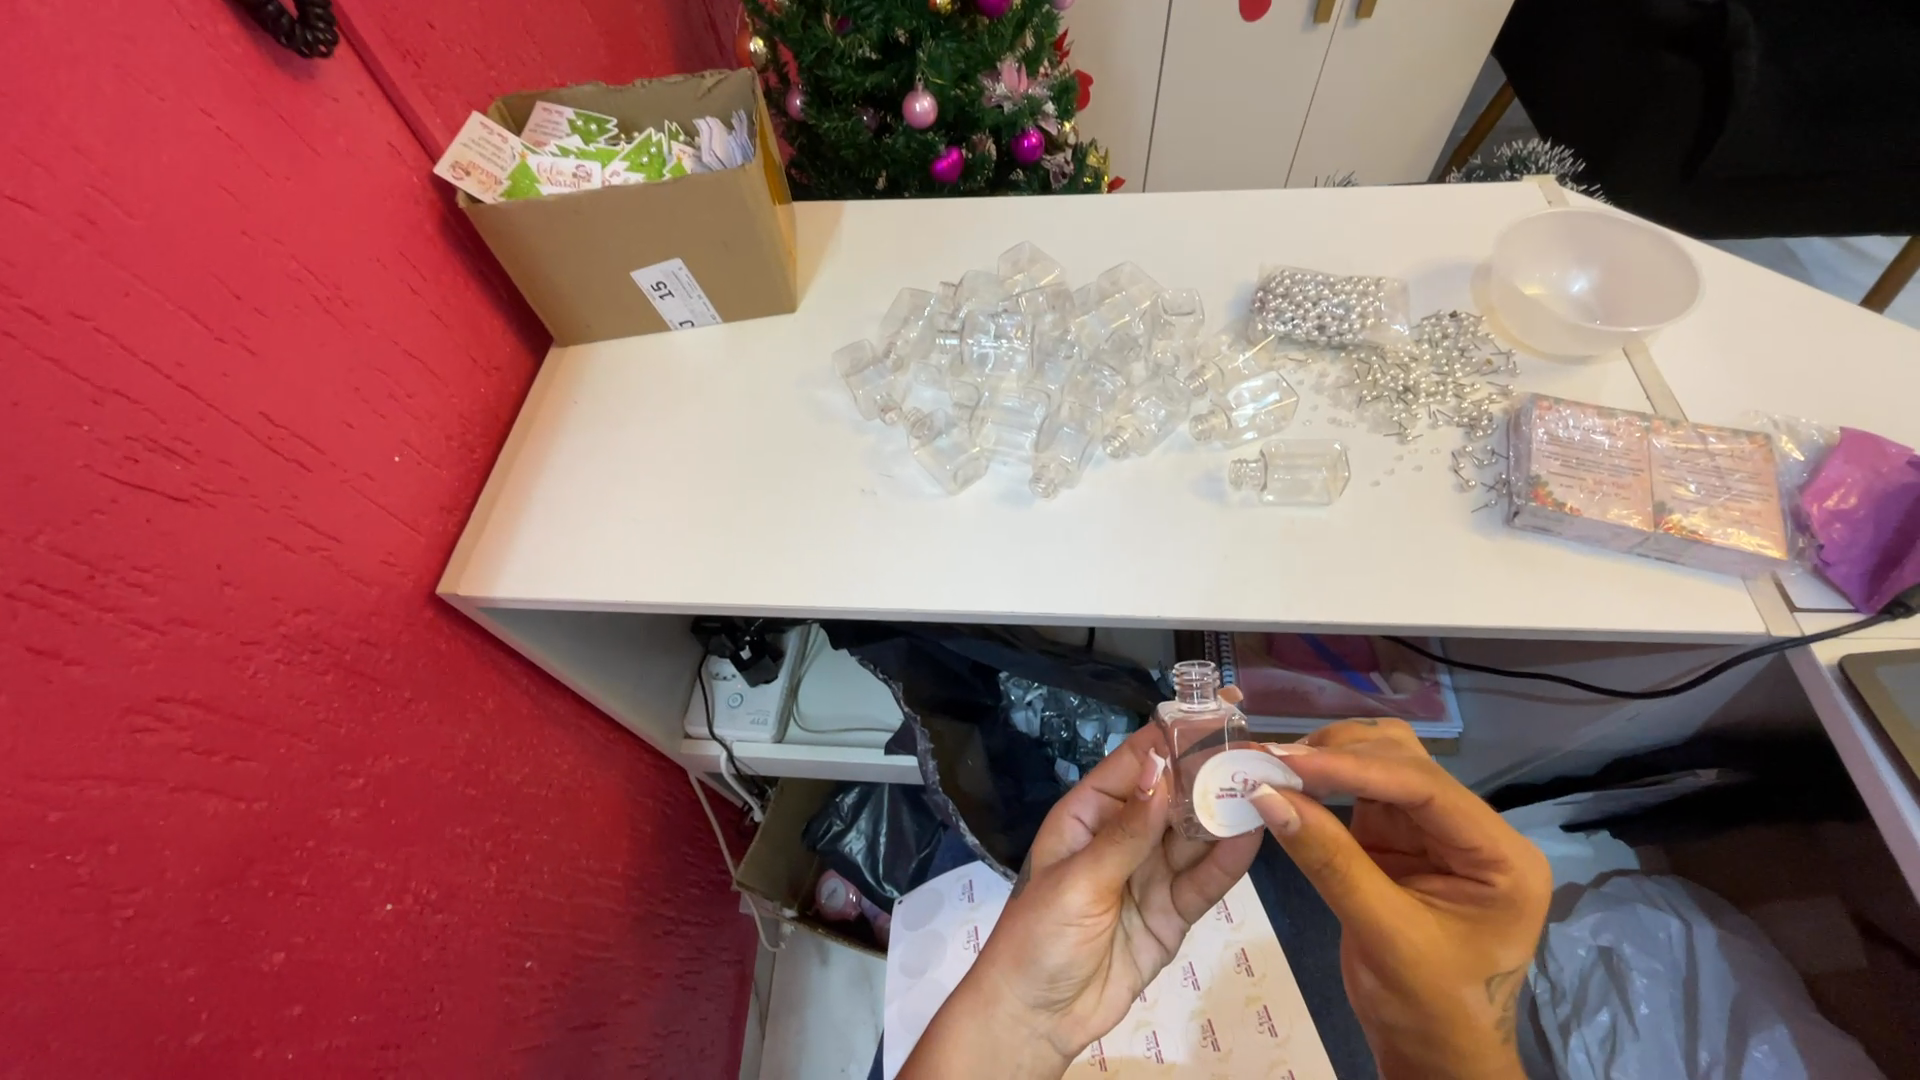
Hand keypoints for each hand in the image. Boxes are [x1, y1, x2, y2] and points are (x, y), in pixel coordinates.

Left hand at [901, 716, 1262, 1078]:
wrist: (1037, 1016)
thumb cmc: (1040, 934)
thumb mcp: (1079, 878)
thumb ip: (1127, 831)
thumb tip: (1161, 767)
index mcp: (1089, 812)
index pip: (1136, 763)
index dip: (1172, 737)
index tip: (1214, 712)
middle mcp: (1124, 834)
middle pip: (1173, 796)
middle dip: (1210, 774)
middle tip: (1258, 751)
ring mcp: (1150, 874)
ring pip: (1194, 835)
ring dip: (1226, 812)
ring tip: (1267, 786)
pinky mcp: (1172, 912)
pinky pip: (1203, 881)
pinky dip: (1228, 861)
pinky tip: (1254, 836)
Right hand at [1250, 718, 1550, 1079]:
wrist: (1433, 1053)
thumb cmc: (1428, 1008)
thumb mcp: (1382, 935)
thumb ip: (1328, 860)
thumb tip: (1266, 794)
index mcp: (1499, 855)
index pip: (1424, 786)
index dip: (1354, 766)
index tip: (1289, 762)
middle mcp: (1471, 829)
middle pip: (1404, 759)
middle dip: (1338, 754)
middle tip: (1272, 759)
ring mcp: (1431, 829)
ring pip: (1379, 761)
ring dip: (1327, 757)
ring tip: (1274, 765)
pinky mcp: (1396, 835)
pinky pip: (1357, 787)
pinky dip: (1321, 779)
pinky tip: (1287, 780)